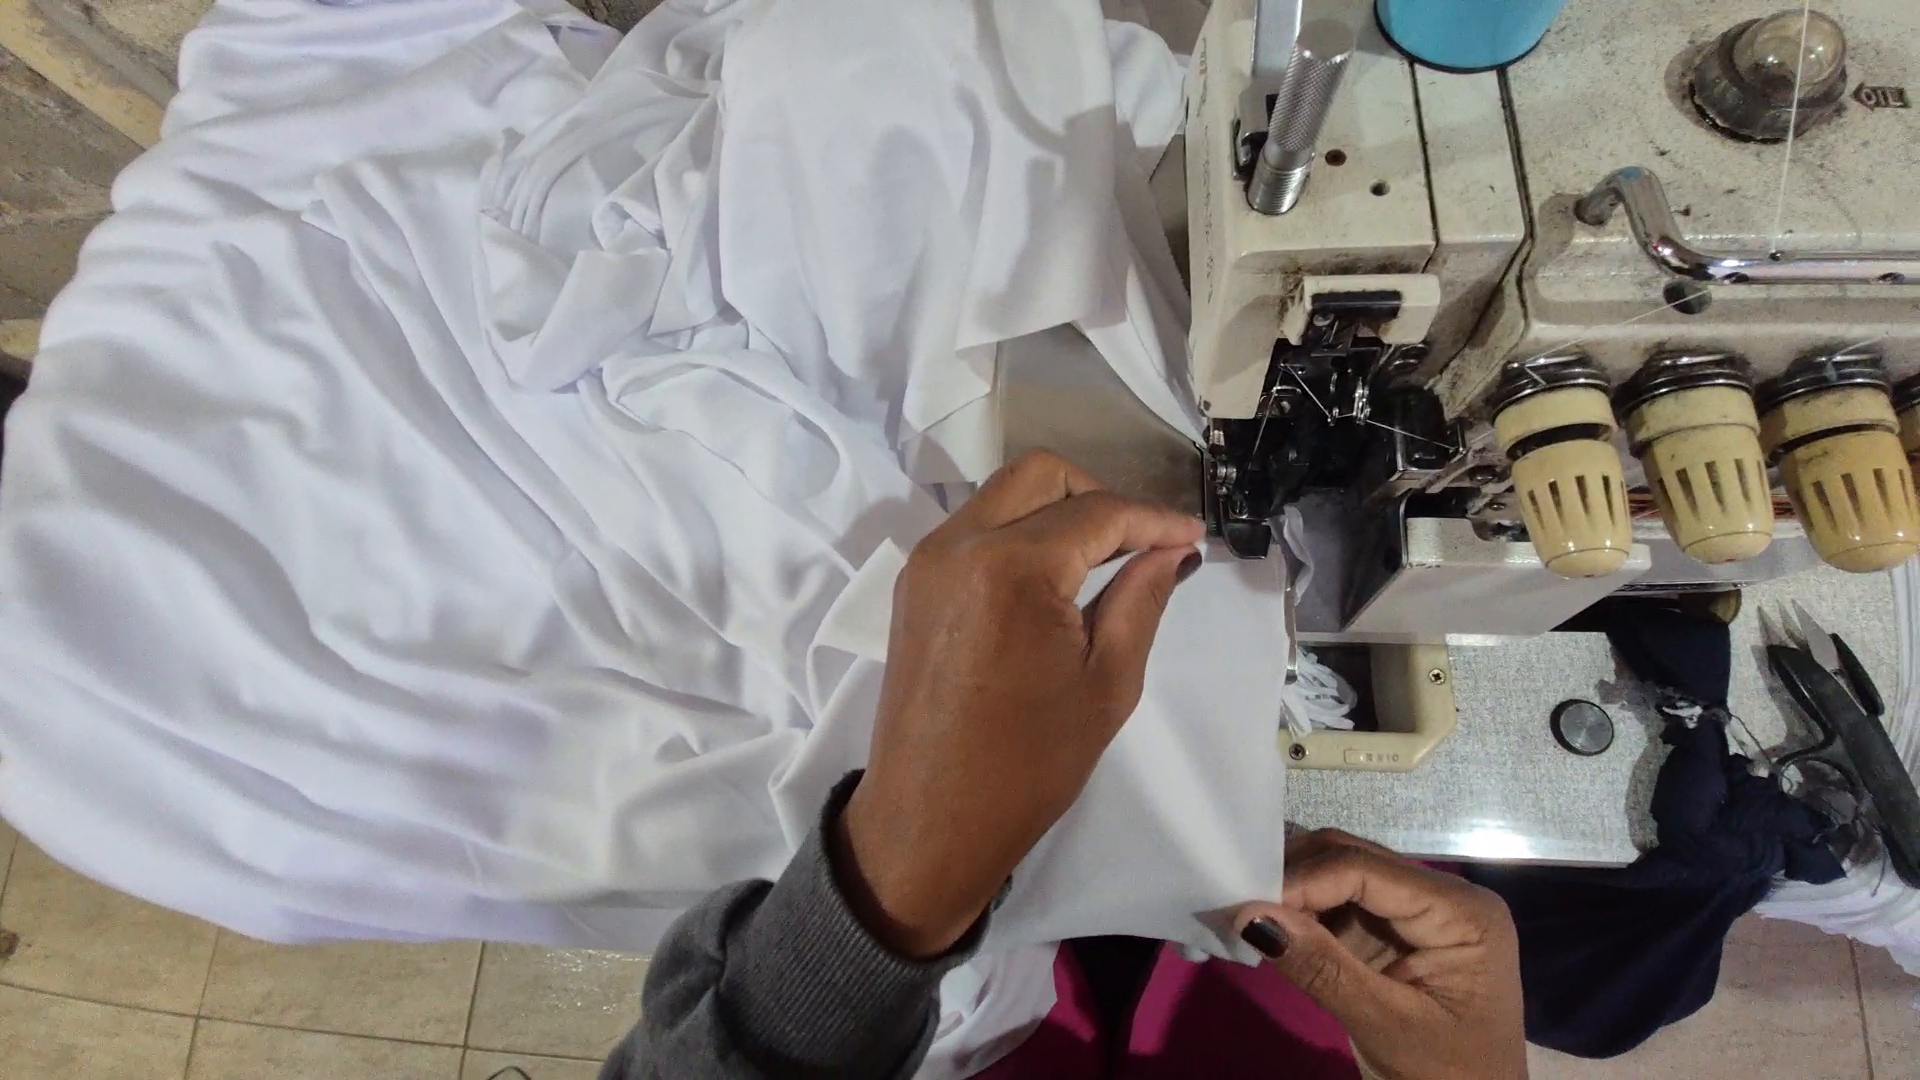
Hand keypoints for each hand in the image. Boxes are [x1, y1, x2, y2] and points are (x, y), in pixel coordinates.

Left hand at [835, 451, 1202, 957]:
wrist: (928, 819)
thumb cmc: (1027, 766)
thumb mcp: (1107, 683)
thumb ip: (1142, 597)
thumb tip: (1171, 549)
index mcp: (1010, 567)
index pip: (1095, 512)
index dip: (1152, 518)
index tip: (1191, 537)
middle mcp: (958, 544)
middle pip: (1039, 475)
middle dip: (1099, 495)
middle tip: (1139, 543)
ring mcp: (927, 561)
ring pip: (1003, 496)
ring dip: (1057, 511)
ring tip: (1102, 559)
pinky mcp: (913, 583)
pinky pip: (975, 530)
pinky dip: (1019, 534)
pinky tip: (1051, 577)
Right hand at [1234, 831, 1527, 1079]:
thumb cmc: (1446, 1078)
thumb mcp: (1386, 1028)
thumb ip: (1321, 968)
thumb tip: (1249, 914)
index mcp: (1460, 912)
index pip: (1364, 869)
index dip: (1303, 880)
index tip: (1251, 906)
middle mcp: (1441, 893)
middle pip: (1349, 855)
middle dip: (1294, 875)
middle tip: (1245, 902)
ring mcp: (1416, 903)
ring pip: (1337, 865)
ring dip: (1293, 885)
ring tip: (1254, 910)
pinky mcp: (1391, 920)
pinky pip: (1336, 892)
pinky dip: (1303, 902)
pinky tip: (1277, 921)